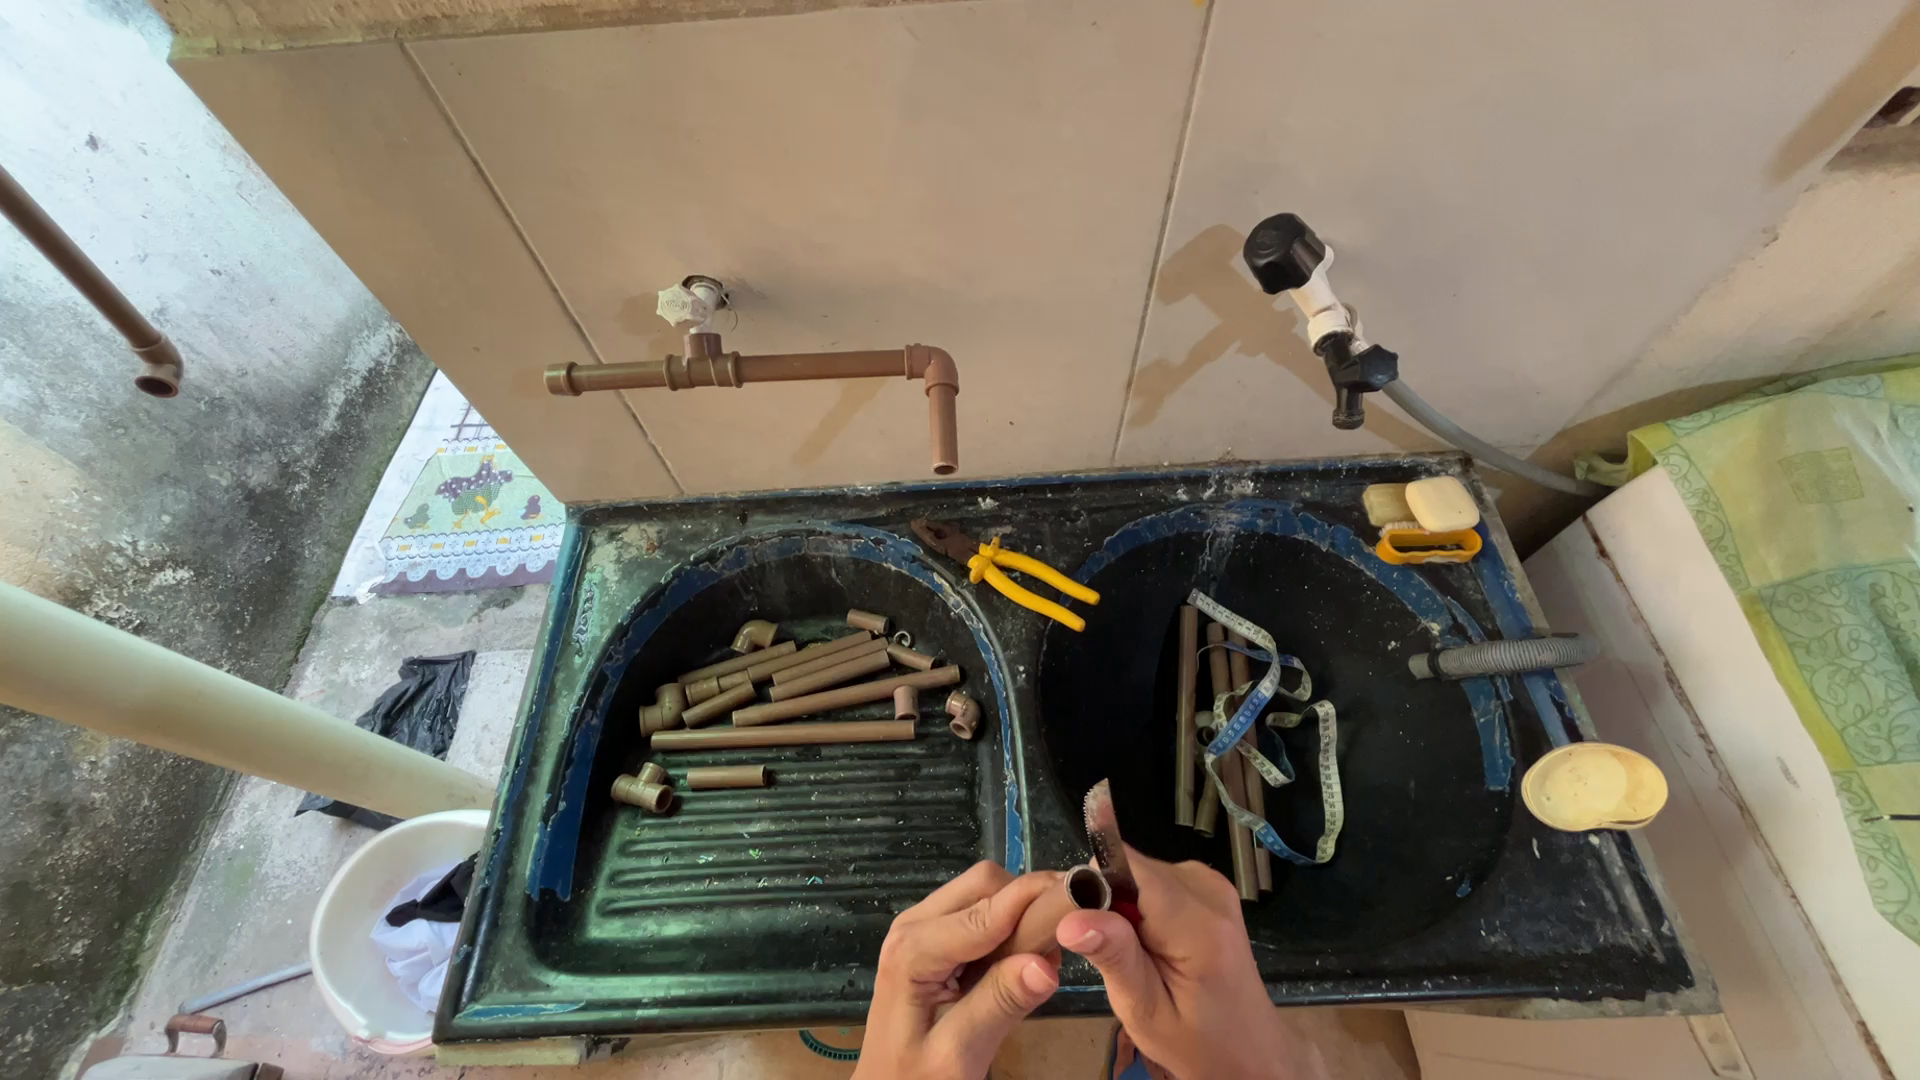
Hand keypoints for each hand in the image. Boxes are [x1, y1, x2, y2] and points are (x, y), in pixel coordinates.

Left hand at [854, 861, 1063, 1079]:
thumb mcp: (957, 1056)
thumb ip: (998, 1005)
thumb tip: (1046, 963)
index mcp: (913, 948)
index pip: (985, 908)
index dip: (1034, 898)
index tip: (1082, 899)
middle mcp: (914, 923)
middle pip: (983, 884)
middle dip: (1026, 902)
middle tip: (1061, 939)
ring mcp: (921, 925)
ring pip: (983, 891)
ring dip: (1018, 911)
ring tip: (1044, 953)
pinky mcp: (932, 935)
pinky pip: (977, 910)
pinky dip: (1006, 924)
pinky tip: (1019, 958)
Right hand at [1056, 848, 1324, 1079]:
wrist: (1251, 1052)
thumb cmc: (1197, 1042)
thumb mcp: (1146, 1012)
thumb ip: (1114, 958)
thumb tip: (1070, 919)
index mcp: (1197, 923)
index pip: (1126, 866)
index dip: (1098, 889)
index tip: (1093, 931)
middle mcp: (1208, 888)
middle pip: (1131, 868)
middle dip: (1113, 903)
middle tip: (1123, 956)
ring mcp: (1212, 881)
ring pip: (1140, 871)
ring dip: (1129, 906)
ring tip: (1143, 953)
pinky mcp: (1210, 883)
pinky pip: (1156, 878)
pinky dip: (1146, 905)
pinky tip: (1158, 941)